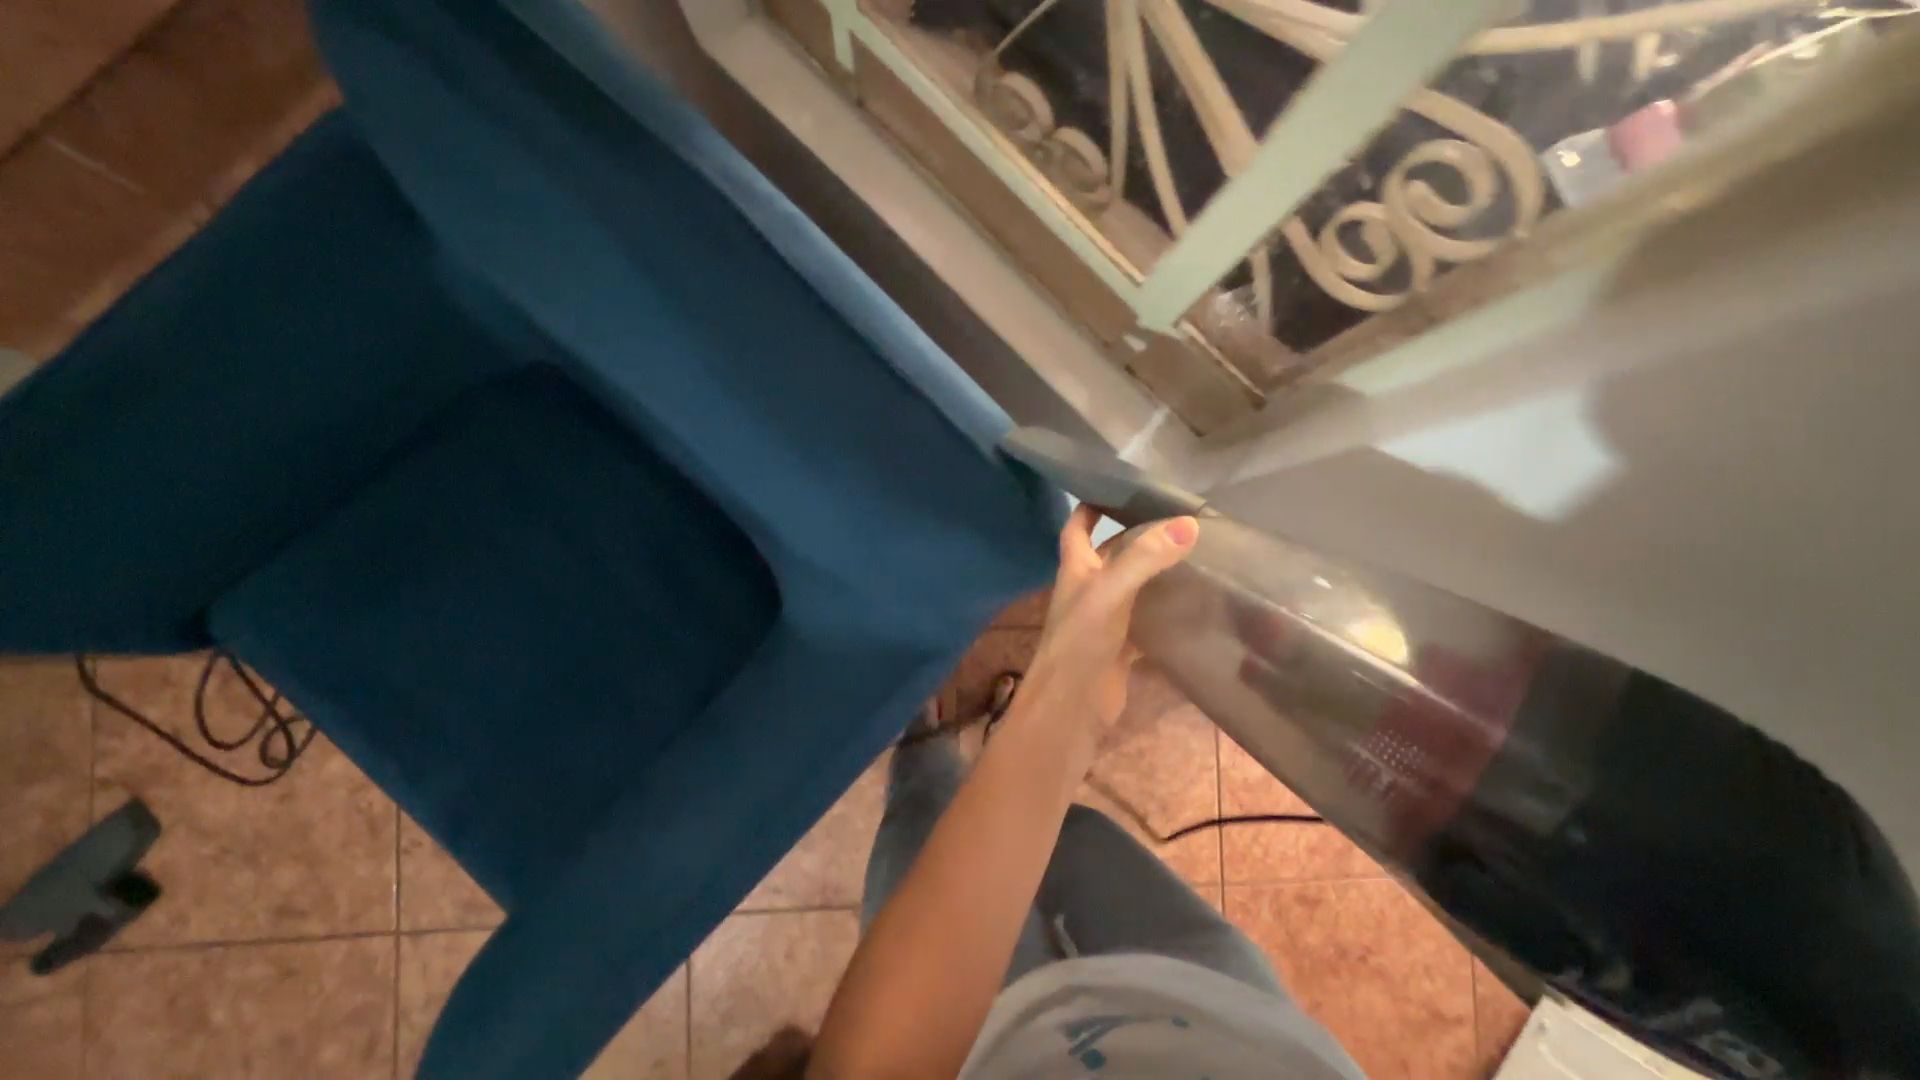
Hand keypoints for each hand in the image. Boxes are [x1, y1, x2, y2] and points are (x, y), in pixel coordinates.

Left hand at [1010, 505, 1198, 766]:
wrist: (1070, 708)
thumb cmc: (1080, 643)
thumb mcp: (1110, 592)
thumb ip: (1145, 558)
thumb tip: (1188, 525)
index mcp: (1076, 568)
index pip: (1078, 526)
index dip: (1092, 504)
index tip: (1122, 485)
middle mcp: (1088, 589)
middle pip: (1112, 554)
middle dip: (1138, 537)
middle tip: (1181, 521)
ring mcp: (1104, 620)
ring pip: (1132, 588)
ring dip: (1155, 574)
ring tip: (1197, 555)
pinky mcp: (1121, 648)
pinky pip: (1146, 623)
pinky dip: (1165, 614)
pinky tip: (1194, 606)